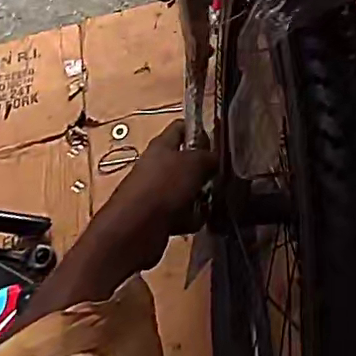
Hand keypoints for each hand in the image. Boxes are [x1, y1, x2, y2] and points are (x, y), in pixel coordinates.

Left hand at [101, 120, 216, 239]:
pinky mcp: (157, 216)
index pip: (181, 128)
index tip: (218, 143)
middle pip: (186, 161)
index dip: (199, 131)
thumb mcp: (194, 163)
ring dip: (199, 198)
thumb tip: (215, 159)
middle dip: (203, 171)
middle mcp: (158, 165)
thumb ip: (208, 157)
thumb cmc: (165, 185)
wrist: (136, 228)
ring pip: (186, 189)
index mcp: (162, 144)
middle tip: (218, 179)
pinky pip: (181, 213)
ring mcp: (157, 191)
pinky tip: (194, 222)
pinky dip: (189, 218)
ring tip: (209, 204)